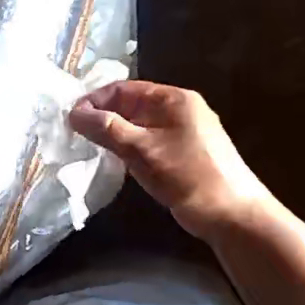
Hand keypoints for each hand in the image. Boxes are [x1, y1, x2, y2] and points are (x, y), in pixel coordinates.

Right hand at [69, 80, 273, 239]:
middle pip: (131, 105)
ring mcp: (186, 131)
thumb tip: (74, 112)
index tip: (70, 120)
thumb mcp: (141, 149)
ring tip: (91, 150)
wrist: (234, 216)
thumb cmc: (187, 176)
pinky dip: (132, 148)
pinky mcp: (187, 153)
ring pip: (140, 125)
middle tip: (75, 137)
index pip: (123, 88)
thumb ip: (106, 128)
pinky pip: (150, 141)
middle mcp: (181, 108)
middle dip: (103, 118)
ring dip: (116, 134)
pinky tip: (119, 163)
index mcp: (173, 98)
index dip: (94, 101)